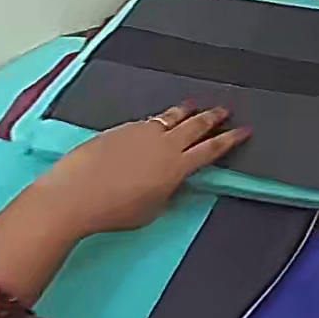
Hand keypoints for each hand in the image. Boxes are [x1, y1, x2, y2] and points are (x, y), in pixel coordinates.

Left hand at [29, 103, 250, 234]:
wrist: (74, 195)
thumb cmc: (115, 211)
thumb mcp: (153, 208)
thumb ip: (169, 191)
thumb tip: (174, 182)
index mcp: (178, 165)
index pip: (212, 149)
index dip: (231, 139)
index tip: (244, 130)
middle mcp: (164, 144)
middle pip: (196, 125)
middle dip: (213, 117)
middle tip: (225, 110)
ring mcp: (142, 132)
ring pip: (171, 116)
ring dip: (187, 111)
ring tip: (195, 106)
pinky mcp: (121, 129)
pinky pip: (148, 121)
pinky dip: (158, 121)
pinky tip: (157, 123)